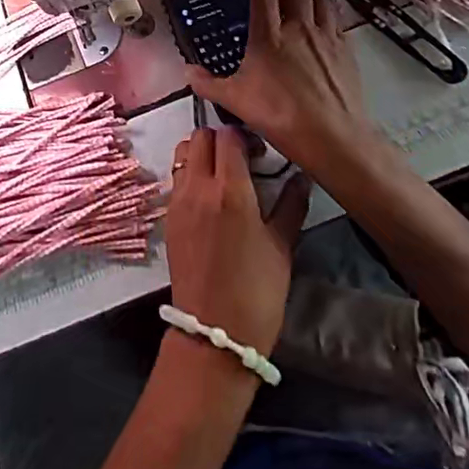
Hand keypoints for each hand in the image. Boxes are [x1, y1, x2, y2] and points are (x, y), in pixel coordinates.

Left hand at [165, 127, 309, 354]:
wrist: (214, 332)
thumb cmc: (257, 290)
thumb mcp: (282, 246)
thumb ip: (291, 204)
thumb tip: (301, 176)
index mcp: (229, 189)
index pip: (228, 136)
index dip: (246, 137)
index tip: (261, 153)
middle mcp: (197, 187)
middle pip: (200, 137)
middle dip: (221, 139)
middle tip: (242, 160)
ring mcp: (177, 202)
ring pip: (182, 154)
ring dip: (201, 154)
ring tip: (223, 176)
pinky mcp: (168, 218)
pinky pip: (176, 179)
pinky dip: (190, 175)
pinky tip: (210, 198)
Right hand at [186, 0, 380, 173]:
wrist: (330, 135)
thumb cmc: (280, 115)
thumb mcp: (235, 101)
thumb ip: (208, 83)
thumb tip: (189, 72)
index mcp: (268, 36)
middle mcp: (298, 29)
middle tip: (278, 1)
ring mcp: (326, 37)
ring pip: (319, 1)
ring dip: (309, 1)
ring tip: (302, 12)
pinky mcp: (346, 50)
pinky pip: (337, 22)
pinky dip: (327, 20)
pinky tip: (322, 35)